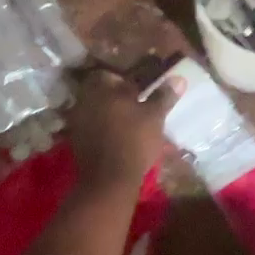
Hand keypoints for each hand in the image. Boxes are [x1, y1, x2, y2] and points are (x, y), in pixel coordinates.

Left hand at [66, 69, 181, 189]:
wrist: (109, 179)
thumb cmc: (134, 141)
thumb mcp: (155, 117)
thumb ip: (164, 96)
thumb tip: (179, 78)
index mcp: (103, 88)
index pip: (110, 75)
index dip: (125, 82)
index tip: (139, 92)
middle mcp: (85, 100)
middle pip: (100, 92)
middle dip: (115, 98)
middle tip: (134, 108)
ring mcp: (77, 120)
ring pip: (94, 109)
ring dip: (107, 113)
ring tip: (126, 124)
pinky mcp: (75, 140)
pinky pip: (89, 126)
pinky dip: (100, 129)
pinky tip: (114, 138)